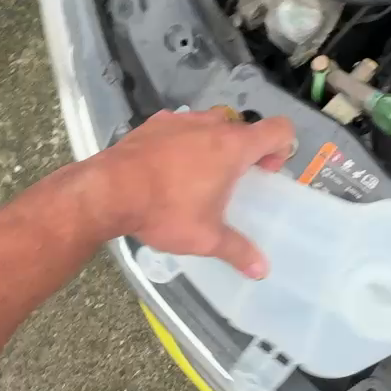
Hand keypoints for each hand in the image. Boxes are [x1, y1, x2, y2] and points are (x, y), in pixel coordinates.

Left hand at [80, 109, 295, 277]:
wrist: (109, 191)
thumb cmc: (165, 211)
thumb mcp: (206, 238)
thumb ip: (238, 250)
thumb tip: (261, 270)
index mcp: (232, 146)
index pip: (278, 129)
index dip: (282, 148)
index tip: (266, 172)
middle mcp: (210, 125)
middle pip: (243, 129)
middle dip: (245, 153)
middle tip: (233, 183)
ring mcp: (179, 120)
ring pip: (210, 125)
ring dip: (213, 145)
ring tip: (198, 177)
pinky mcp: (153, 123)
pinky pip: (180, 128)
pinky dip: (183, 143)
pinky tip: (168, 170)